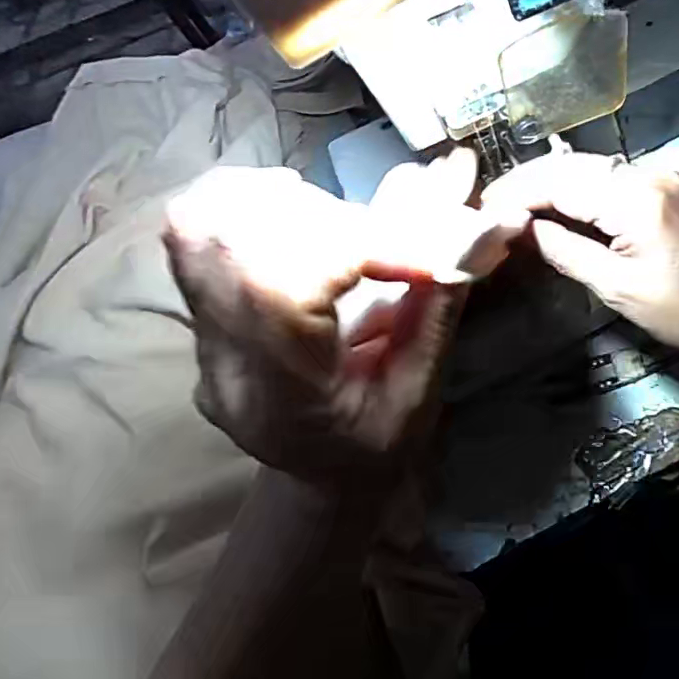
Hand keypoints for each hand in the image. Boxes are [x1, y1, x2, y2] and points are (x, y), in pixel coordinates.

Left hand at [164, 151, 525, 484]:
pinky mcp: (198, 314)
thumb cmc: (380, 445)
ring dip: (283, 204)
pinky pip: (194, 233)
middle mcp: (223, 363)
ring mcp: (199, 338)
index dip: (359, 244)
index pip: (288, 289)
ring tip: (339, 228)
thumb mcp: (422, 388)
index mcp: (283, 394)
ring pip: (202, 225)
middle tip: (377, 238)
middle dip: (324, 218)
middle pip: (234, 243)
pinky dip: (249, 204)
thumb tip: (484, 227)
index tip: (420, 251)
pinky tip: (299, 218)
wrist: (324, 475)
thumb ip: (440, 305)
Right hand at [481, 152, 678, 362]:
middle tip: (490, 203)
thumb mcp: (616, 288)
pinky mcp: (664, 184)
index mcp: (640, 200)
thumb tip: (521, 228)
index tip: (484, 207)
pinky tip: (552, 203)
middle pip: (575, 166)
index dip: (520, 193)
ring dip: (550, 183)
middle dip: (529, 182)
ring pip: (589, 168)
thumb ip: (565, 251)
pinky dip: (577, 188)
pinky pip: (609, 178)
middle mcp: (651, 174)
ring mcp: (660, 175)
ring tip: (511, 203)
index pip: (564, 184)